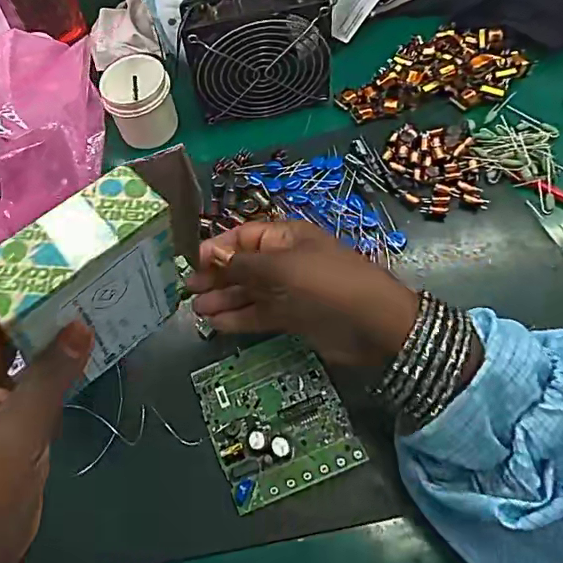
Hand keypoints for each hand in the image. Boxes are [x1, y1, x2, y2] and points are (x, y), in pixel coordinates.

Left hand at [0, 288, 91, 562]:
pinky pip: (36, 374)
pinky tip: (88, 341)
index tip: (42, 252)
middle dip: (35, 296)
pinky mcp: (16, 415)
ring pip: (21, 347)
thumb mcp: (17, 433)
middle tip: (77, 267)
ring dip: (50, 326)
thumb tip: (81, 325)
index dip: (2, 277)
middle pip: (1, 322)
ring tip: (89, 293)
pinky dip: (58, 358)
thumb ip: (49, 377)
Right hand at [188, 220, 418, 369]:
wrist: (375, 325)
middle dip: (215, 276)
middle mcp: (284, 261)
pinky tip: (217, 324)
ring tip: (196, 310)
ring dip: (223, 299)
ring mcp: (288, 290)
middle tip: (188, 290)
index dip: (217, 248)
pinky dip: (239, 318)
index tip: (191, 262)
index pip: (243, 237)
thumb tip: (213, 257)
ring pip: (248, 292)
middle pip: (242, 266)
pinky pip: (259, 314)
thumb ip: (244, 264)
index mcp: (285, 237)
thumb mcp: (282, 267)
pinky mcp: (293, 317)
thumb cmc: (327, 283)